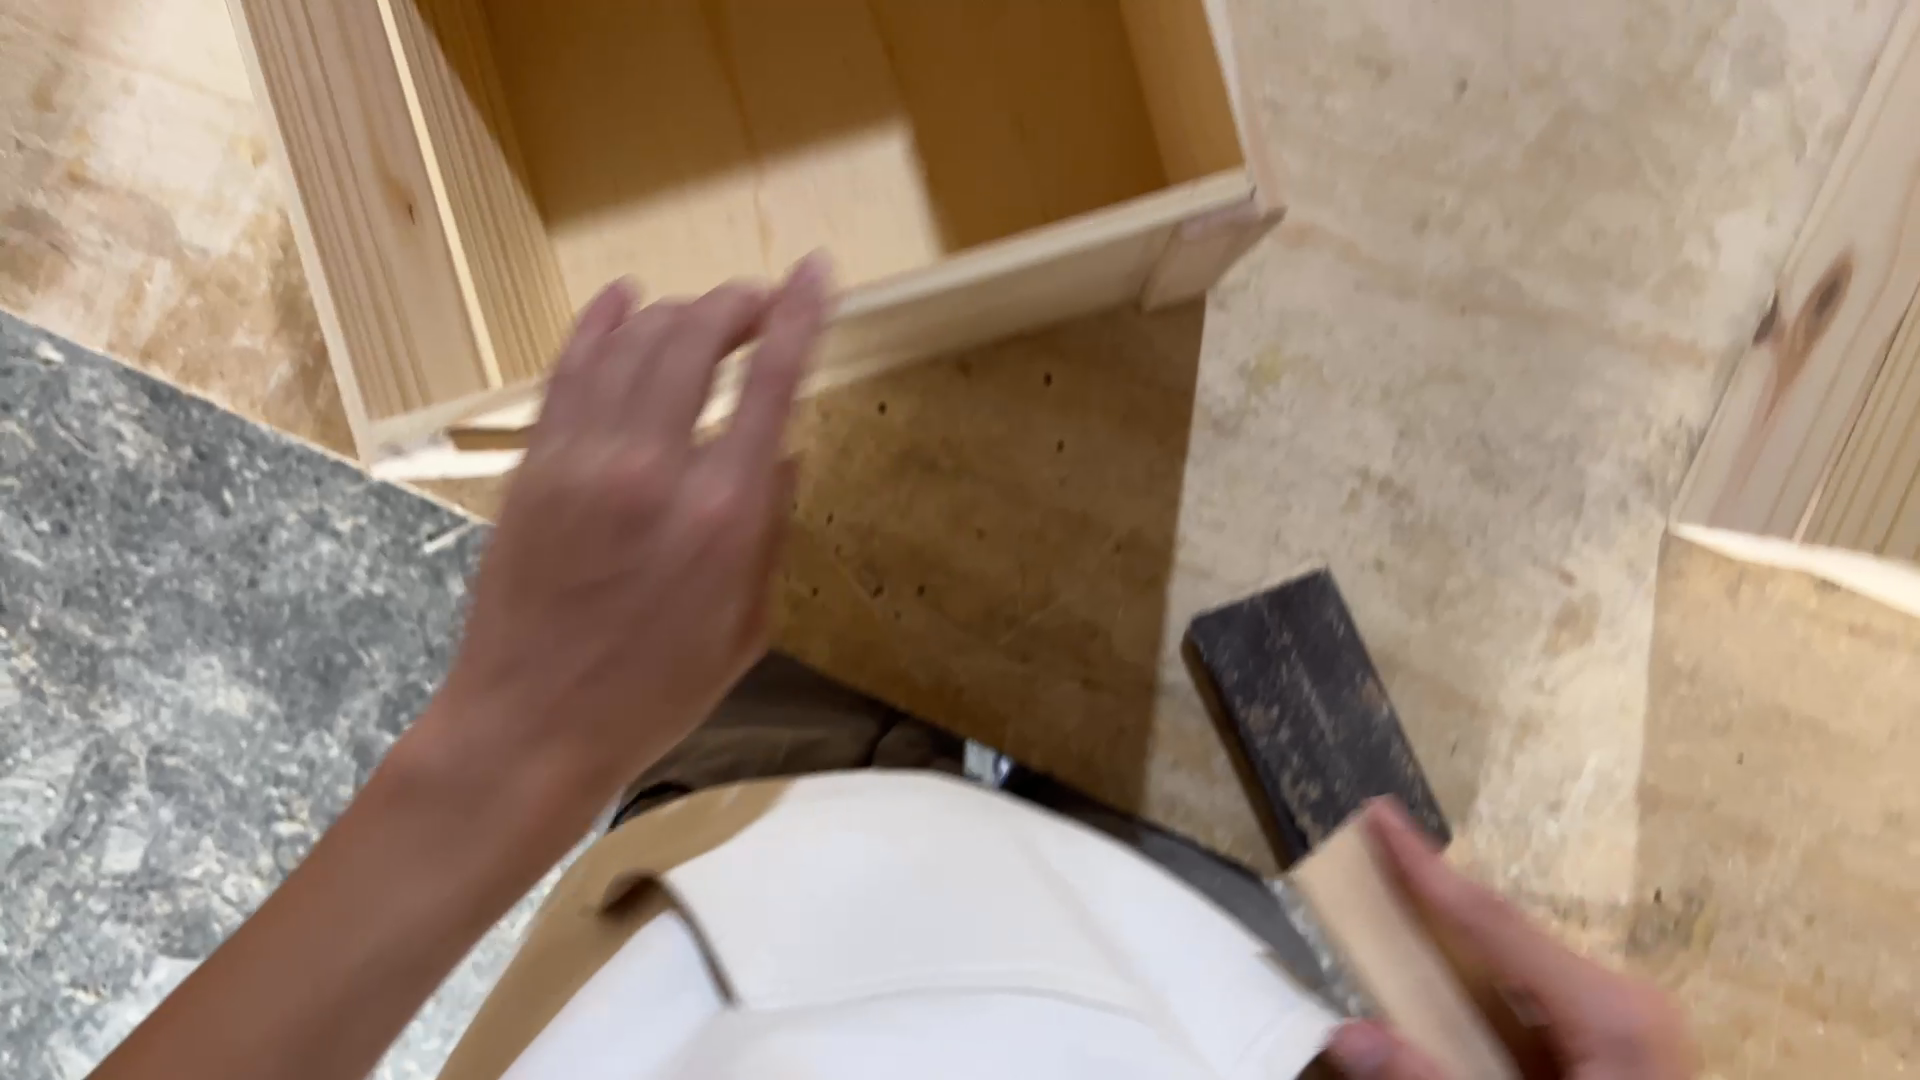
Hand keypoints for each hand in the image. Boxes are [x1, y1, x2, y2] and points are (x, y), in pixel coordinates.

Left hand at [414, 255, 833, 842]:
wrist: (532, 726)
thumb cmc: (659, 690)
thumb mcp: (750, 626)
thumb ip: (772, 530)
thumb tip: (779, 453)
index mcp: (726, 515)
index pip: (772, 383)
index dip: (801, 316)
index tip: (817, 273)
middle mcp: (657, 468)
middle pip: (697, 339)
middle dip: (738, 304)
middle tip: (761, 301)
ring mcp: (585, 459)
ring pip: (634, 342)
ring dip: (680, 310)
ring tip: (708, 310)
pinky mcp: (535, 466)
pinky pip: (569, 369)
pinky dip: (601, 323)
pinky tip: (625, 299)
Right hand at [1326, 802, 1698, 1079]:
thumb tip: (1347, 1034)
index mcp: (1608, 1011)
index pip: (1490, 916)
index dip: (1423, 862)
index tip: (1377, 811)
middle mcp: (1620, 999)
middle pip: (1498, 927)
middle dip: (1429, 889)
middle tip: (1371, 848)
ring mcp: (1621, 1019)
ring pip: (1509, 955)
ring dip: (1447, 929)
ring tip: (1391, 897)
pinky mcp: (1614, 1042)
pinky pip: (1523, 986)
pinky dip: (1472, 971)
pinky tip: (1440, 970)